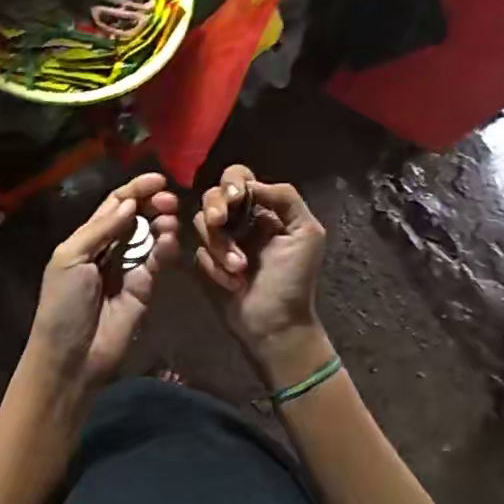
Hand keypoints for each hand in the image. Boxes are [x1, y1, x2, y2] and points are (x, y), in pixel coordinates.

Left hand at [24, 172, 180, 388]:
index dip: (135, 190)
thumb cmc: (62, 304)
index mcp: (86, 238)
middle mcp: (109, 249)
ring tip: (170, 218)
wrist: (72, 356)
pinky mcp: (145, 288)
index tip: (158, 179)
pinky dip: (166, 248)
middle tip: (169, 199)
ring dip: (162, 223)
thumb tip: (129, 204)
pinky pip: (158, 262)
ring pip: (150, 237)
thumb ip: (101, 229)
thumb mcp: (70, 258)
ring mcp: (129, 269)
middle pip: (136, 218)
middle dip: (153, 204)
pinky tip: (169, 240)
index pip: (114, 206)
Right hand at [192, 165, 329, 371]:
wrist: (277, 324)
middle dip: (215, 209)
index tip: (234, 198)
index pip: (238, 178)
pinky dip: (215, 268)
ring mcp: (221, 242)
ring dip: (220, 246)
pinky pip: (198, 253)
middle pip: (212, 196)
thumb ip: (285, 198)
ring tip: (239, 269)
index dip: (231, 183)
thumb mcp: (306, 232)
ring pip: (201, 224)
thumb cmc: (295, 279)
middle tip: (220, 223)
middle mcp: (239, 220)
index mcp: (264, 208)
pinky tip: (234, 284)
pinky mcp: (206, 264)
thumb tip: (251, 184)